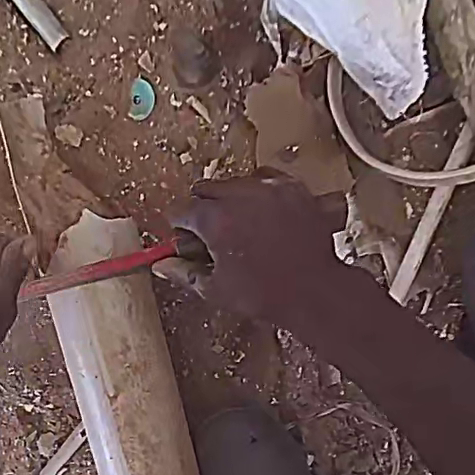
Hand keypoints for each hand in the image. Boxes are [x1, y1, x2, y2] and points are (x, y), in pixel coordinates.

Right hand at [169, 174, 357, 328]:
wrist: (314, 291)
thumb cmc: (263, 295)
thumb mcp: (217, 289)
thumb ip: (185, 273)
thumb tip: (161, 266)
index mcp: (215, 218)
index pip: (182, 210)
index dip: (179, 226)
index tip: (184, 239)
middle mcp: (241, 194)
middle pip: (208, 189)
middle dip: (203, 209)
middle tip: (210, 235)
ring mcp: (271, 188)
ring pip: (239, 181)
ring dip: (233, 197)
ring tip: (240, 223)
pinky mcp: (296, 190)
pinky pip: (271, 180)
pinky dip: (263, 193)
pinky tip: (267, 213)